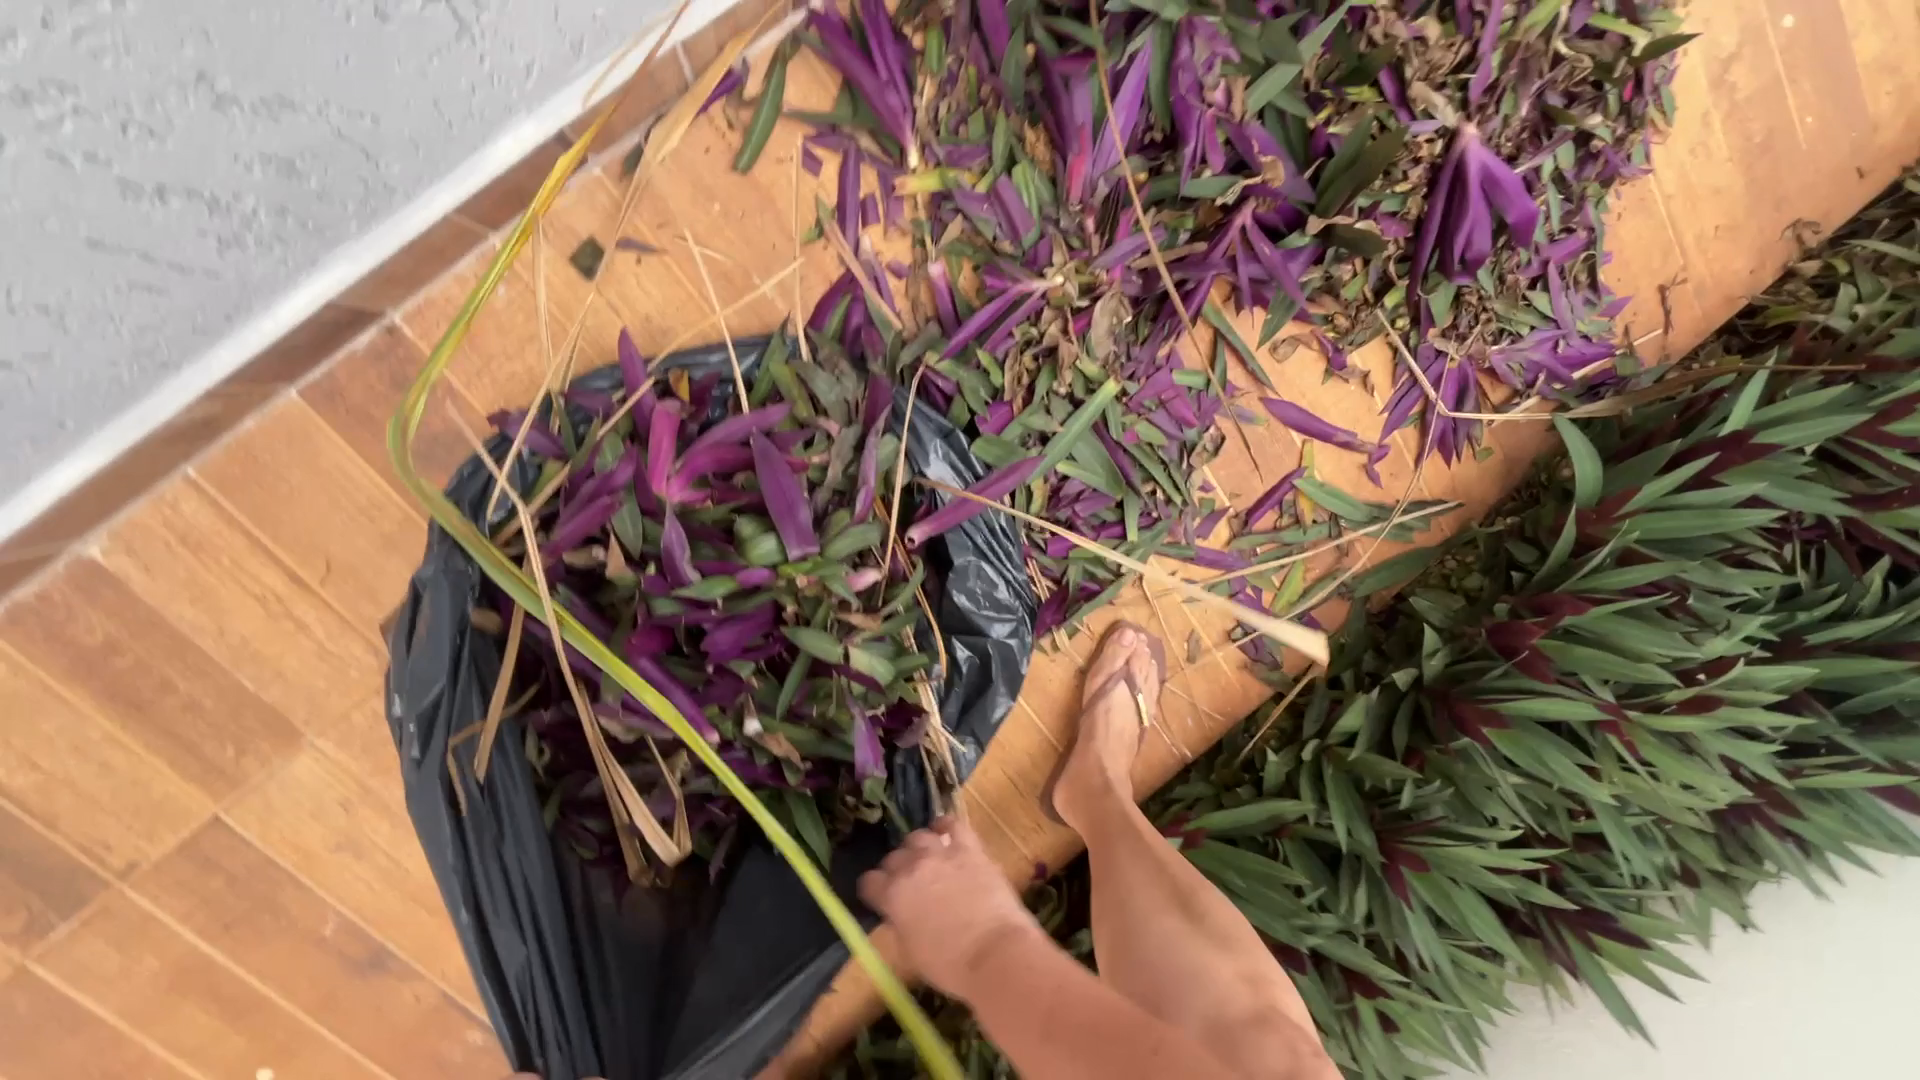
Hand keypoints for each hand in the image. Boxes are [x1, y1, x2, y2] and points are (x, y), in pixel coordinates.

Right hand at [857, 816, 1042, 997]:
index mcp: (892, 895)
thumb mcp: (910, 951)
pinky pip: (953, 824)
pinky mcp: (969, 848)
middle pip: (893, 857)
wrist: (994, 953)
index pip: (869, 882)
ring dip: (917, 848)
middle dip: (895, 870)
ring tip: (924, 859)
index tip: (880, 898)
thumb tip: (898, 913)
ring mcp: (941, 854)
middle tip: (906, 883)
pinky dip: (945, 825)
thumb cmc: (949, 965)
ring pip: (918, 837)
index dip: (873, 890)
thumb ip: (899, 923)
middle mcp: (912, 867)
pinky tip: (944, 830)